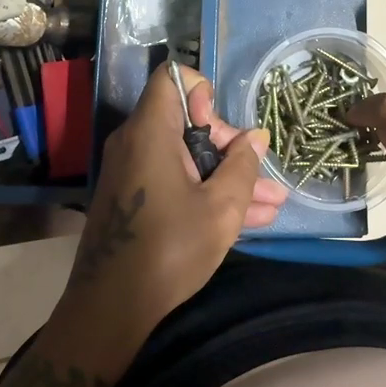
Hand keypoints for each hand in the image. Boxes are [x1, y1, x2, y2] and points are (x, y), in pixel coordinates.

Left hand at [57, 64, 287, 334]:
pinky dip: (206, 192)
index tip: (219, 130)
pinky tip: (252, 218)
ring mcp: (134, 172)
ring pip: (188, 158)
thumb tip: (255, 139)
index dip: (203, 92)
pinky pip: (176, 180)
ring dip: (228, 176)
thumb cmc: (169, 249)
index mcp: (150, 132)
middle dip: (229, 145)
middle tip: (258, 175)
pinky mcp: (135, 199)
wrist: (111, 308)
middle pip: (186, 121)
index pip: (171, 78)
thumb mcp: (221, 208)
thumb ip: (243, 167)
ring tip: (273, 202)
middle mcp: (136, 143)